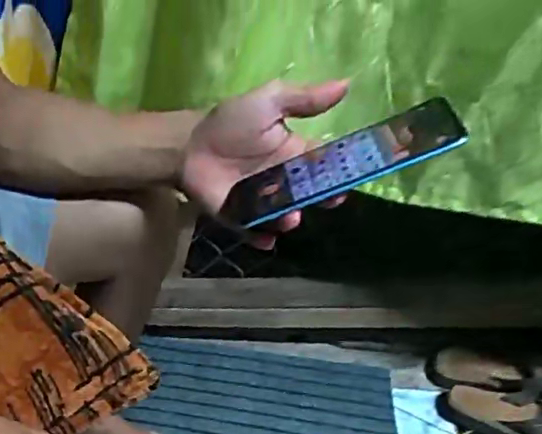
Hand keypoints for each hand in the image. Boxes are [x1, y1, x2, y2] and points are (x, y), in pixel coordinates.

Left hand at [180, 79, 350, 248]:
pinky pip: (252, 229)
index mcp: (291, 152)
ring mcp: (258, 200)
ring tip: (291, 219)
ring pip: (280, 213)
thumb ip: (305, 99)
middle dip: (319, 198)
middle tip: (331, 201)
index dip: (337, 169)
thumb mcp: (270, 101)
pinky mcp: (237, 216)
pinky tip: (268, 240)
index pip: (320, 163)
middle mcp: (278, 179)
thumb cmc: (230, 122)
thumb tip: (346, 85)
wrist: (189, 145)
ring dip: (288, 218)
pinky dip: (260, 236)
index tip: (352, 175)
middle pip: (305, 193)